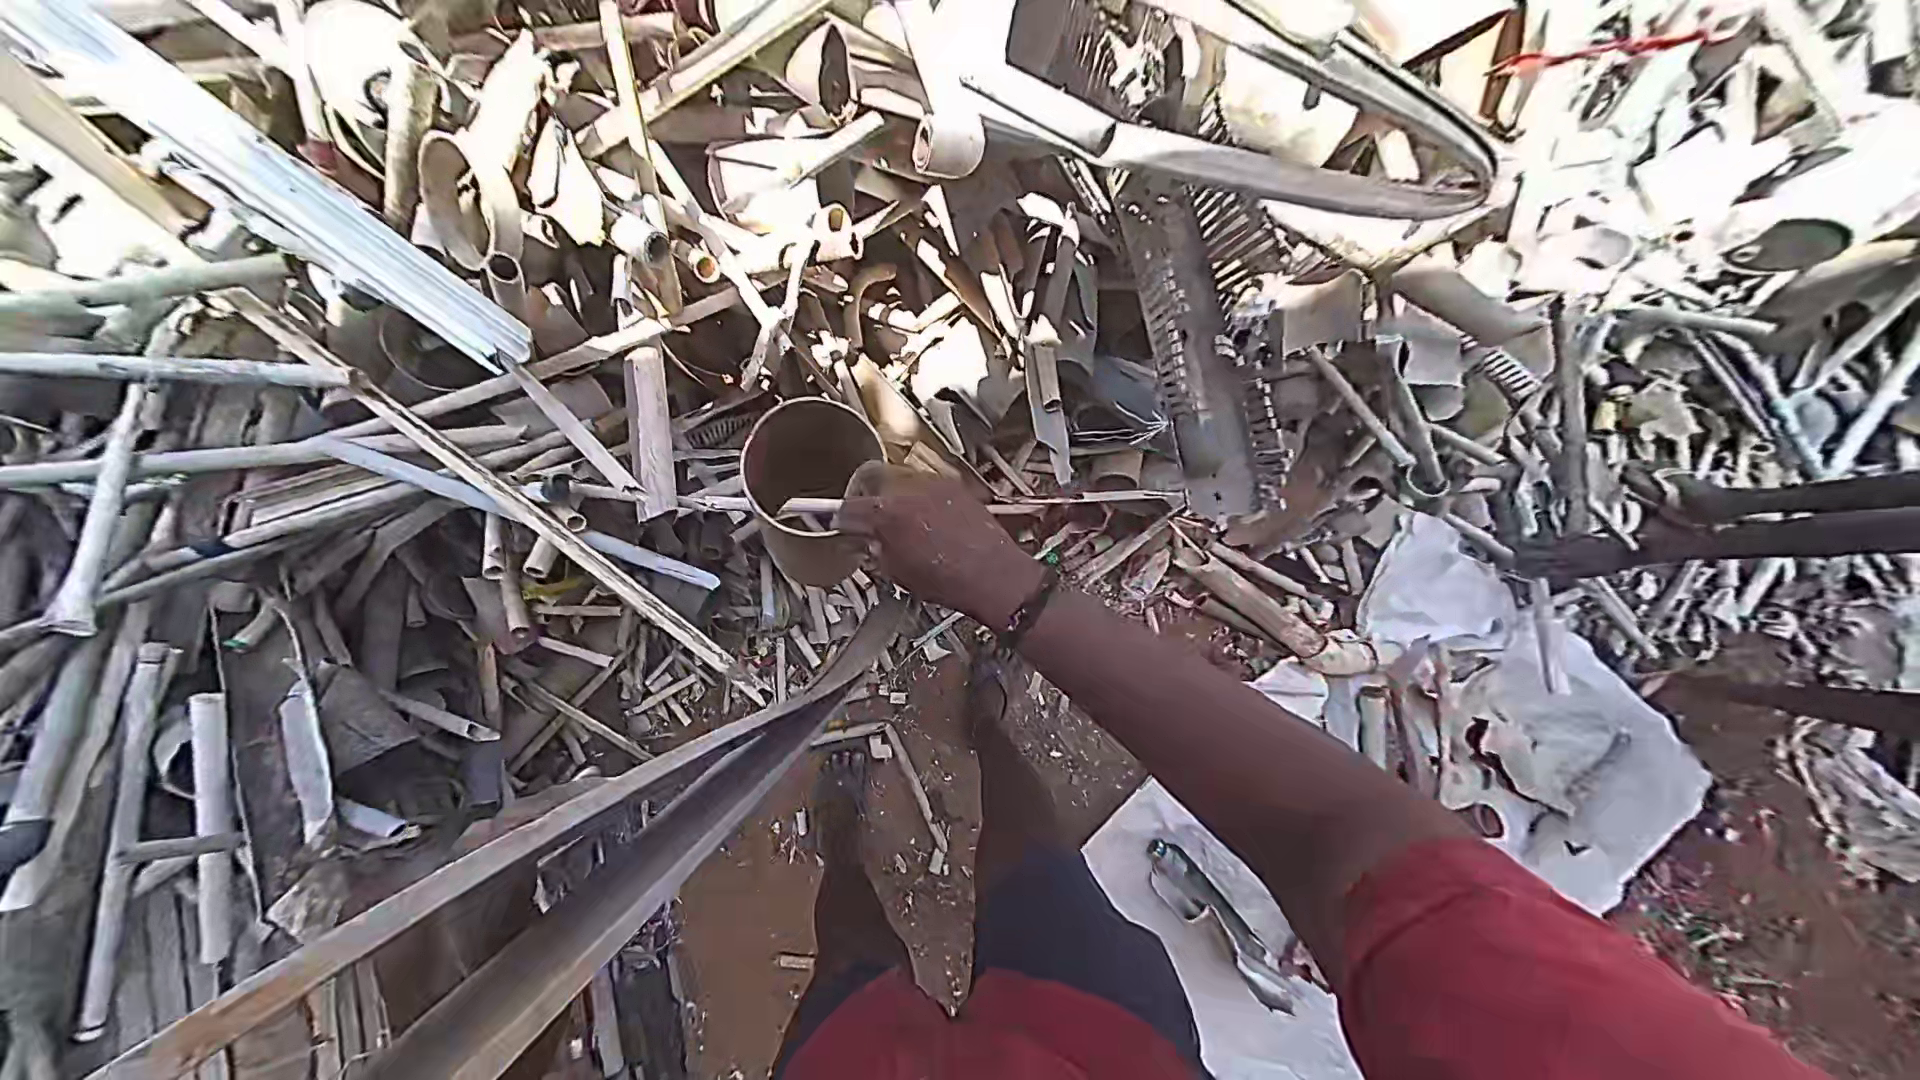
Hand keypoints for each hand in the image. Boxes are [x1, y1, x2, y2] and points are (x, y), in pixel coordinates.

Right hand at [834, 463, 1045, 626]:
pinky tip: (923, 521)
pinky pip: (924, 485)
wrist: (993, 576)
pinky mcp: (954, 486)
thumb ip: (873, 549)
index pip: (848, 507)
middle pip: (871, 478)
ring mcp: (934, 483)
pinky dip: (916, 498)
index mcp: (888, 513)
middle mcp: (909, 489)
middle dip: (864, 496)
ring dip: (892, 495)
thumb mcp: (897, 571)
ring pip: (899, 477)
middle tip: (866, 519)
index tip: (837, 523)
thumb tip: (862, 539)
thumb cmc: (951, 581)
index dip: (838, 518)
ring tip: (898, 522)